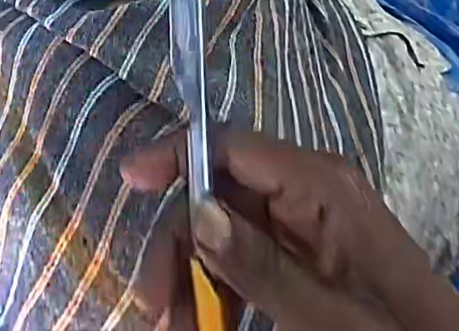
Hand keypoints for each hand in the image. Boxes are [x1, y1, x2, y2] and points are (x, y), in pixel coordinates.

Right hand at [123, 129, 458, 330]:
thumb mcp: (328, 319)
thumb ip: (259, 265)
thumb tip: (195, 209)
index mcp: (316, 183)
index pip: (229, 145)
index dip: (176, 155)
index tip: (130, 177)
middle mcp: (306, 185)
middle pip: (219, 191)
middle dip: (183, 243)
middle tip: (156, 307)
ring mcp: (307, 215)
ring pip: (227, 224)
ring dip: (198, 272)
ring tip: (179, 325)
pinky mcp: (309, 245)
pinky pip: (250, 250)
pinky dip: (225, 285)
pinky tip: (214, 321)